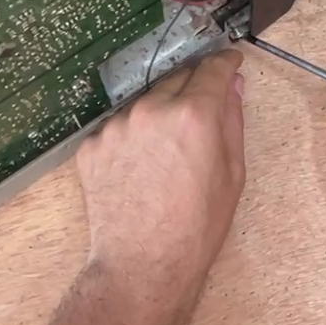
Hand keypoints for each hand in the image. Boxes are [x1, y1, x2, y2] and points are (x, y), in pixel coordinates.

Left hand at [75, 49, 246, 317]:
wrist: (142, 265)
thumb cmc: (198, 225)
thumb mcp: (232, 172)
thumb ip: (232, 119)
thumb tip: (233, 83)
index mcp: (193, 114)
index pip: (212, 68)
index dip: (224, 61)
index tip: (229, 59)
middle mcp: (151, 109)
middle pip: (177, 79)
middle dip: (193, 88)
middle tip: (201, 113)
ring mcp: (116, 126)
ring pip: (145, 103)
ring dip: (159, 113)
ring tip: (167, 152)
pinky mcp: (92, 145)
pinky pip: (119, 127)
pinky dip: (132, 137)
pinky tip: (140, 167)